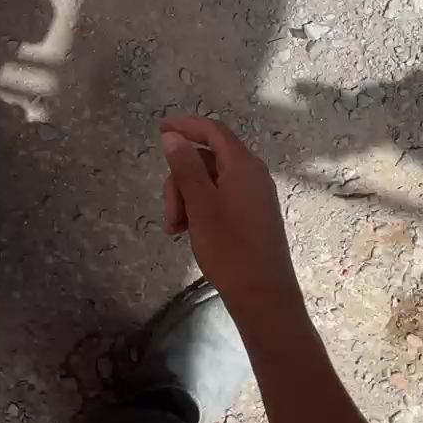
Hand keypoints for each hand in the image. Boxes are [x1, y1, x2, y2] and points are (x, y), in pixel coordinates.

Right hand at [158, 116, 302, 324]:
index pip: (212, 131)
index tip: (159, 130)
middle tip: (168, 212)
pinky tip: (188, 231)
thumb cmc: (230, 248)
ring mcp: (254, 195)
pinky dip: (200, 208)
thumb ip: (185, 166)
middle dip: (180, 180)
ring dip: (186, 198)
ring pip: (210, 182)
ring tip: (175, 229)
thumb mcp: (200, 205)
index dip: (185, 126)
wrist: (263, 296)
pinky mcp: (252, 215)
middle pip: (207, 160)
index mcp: (243, 166)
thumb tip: (173, 136)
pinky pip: (220, 198)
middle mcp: (252, 174)